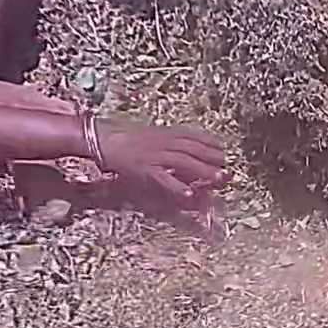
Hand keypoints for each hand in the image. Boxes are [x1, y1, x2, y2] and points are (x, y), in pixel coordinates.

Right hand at [96, 120, 226, 199]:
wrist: (100, 138)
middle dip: (212, 157)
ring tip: (220, 178)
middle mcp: (163, 142)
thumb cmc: (125, 138)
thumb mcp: (151, 134)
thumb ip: (170, 140)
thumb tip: (189, 148)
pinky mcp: (145, 169)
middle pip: (193, 149)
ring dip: (204, 171)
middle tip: (226, 167)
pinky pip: (163, 178)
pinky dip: (177, 186)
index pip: (192, 135)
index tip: (222, 149)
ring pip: (184, 162)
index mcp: (165, 133)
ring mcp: (155, 155)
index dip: (209, 142)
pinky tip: (189, 194)